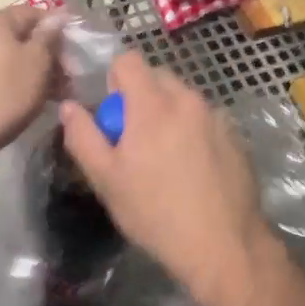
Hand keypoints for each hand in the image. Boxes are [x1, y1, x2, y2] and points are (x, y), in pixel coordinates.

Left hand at [0, 7, 62, 162]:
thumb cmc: (7, 94)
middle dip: (45, 52)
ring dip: (31, 67)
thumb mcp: (38, 62)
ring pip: (6, 54)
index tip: (74, 48)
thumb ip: (49, 35)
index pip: (33, 13)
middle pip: (19, 35)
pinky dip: (11, 77)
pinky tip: (25, 96)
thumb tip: (58, 15)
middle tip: (66, 75)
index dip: (58, 28)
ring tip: (52, 90)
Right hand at [59, 52, 274, 305]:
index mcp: (153, 104)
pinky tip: (193, 171)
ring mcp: (216, 116)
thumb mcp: (106, 180)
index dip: (114, 81)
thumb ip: (83, 136)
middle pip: (157, 77)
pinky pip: (205, 119)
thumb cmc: (156, 213)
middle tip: (134, 142)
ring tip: (165, 160)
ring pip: (183, 98)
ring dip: (168, 115)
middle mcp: (188, 99)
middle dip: (141, 98)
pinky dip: (193, 131)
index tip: (113, 117)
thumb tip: (69, 106)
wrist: (224, 245)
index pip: (128, 60)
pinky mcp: (235, 135)